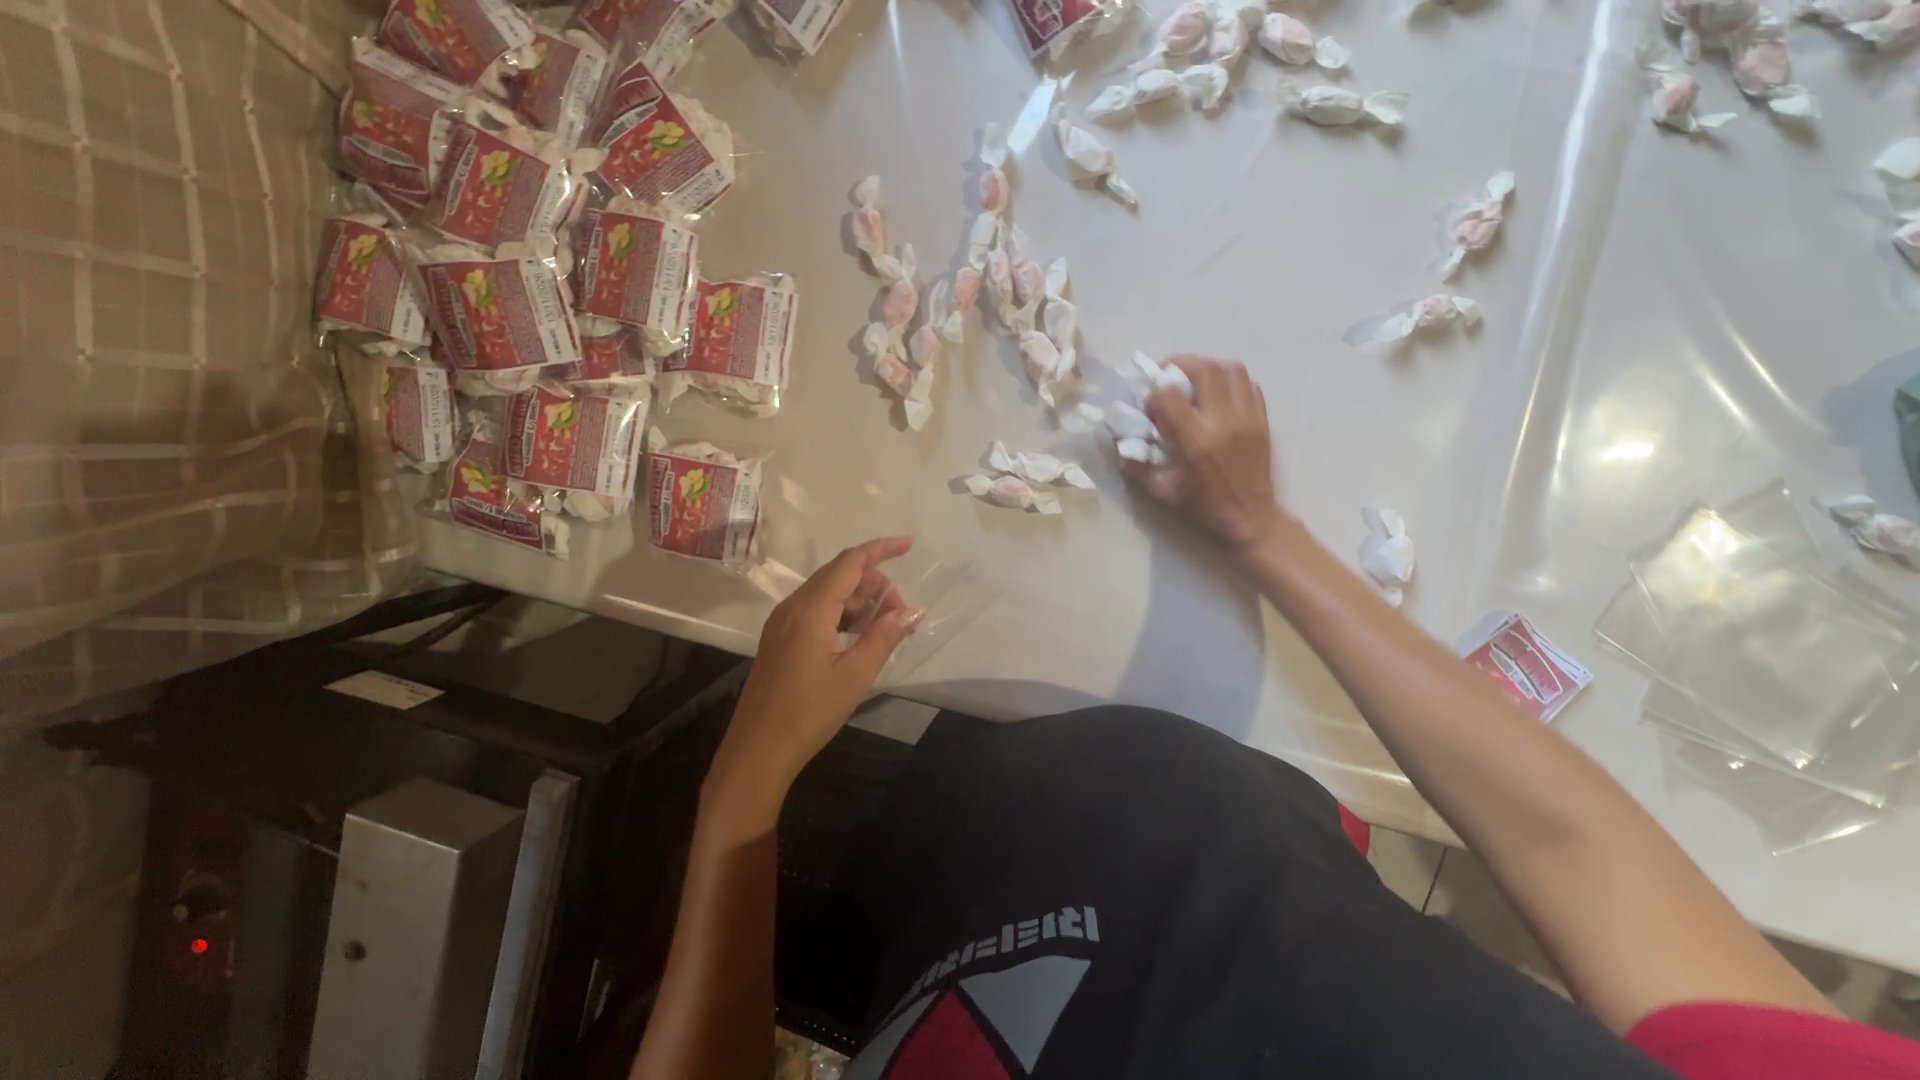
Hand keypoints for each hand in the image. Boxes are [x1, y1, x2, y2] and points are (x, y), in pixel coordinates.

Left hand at [713, 537, 924, 802]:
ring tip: (885, 627)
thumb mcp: (855, 675)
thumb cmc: (809, 713)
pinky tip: (859, 636)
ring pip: (827, 593)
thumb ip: (885, 636)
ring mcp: (782, 622)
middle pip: (839, 574)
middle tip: (902, 613)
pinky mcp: (780, 639)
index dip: (881, 549)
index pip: (850, 563)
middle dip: (875, 583)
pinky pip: (815, 610)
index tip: (910, 545)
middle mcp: (793, 607)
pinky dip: (842, 614)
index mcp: (811, 610)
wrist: (759, 749)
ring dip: (859, 600)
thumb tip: (912, 610)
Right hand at [1122, 356, 1286, 551]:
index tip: (1150, 409)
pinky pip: (1248, 384)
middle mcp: (1224, 422)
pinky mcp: (1262, 420)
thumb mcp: (1163, 493)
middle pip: (1204, 369)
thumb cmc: (1204, 509)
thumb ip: (1137, 467)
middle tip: (1168, 376)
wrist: (1251, 521)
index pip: (1170, 396)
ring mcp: (1248, 418)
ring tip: (1193, 381)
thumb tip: (1120, 444)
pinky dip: (1230, 381)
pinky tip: (1217, 395)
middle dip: (1180, 365)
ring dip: (1208, 368)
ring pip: (1231, 369)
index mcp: (1197, 442)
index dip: (1154, 395)